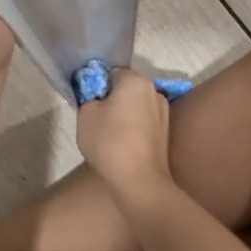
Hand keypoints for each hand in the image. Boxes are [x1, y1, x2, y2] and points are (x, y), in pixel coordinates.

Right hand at [76, 68, 172, 195]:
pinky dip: (134, 128)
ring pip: (137, 106)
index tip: (89, 103)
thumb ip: (89, 98)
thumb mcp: (85, 114)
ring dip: (125, 115)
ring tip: (111, 135)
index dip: (97, 86)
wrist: (138, 178)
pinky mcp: (166, 133)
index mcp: (135, 80)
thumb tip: (98, 99)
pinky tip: (124, 145)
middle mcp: (154, 91)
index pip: (112, 73)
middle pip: (127, 89)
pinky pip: (144, 123)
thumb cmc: (108, 141)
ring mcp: (164, 112)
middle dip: (113, 99)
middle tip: (97, 119)